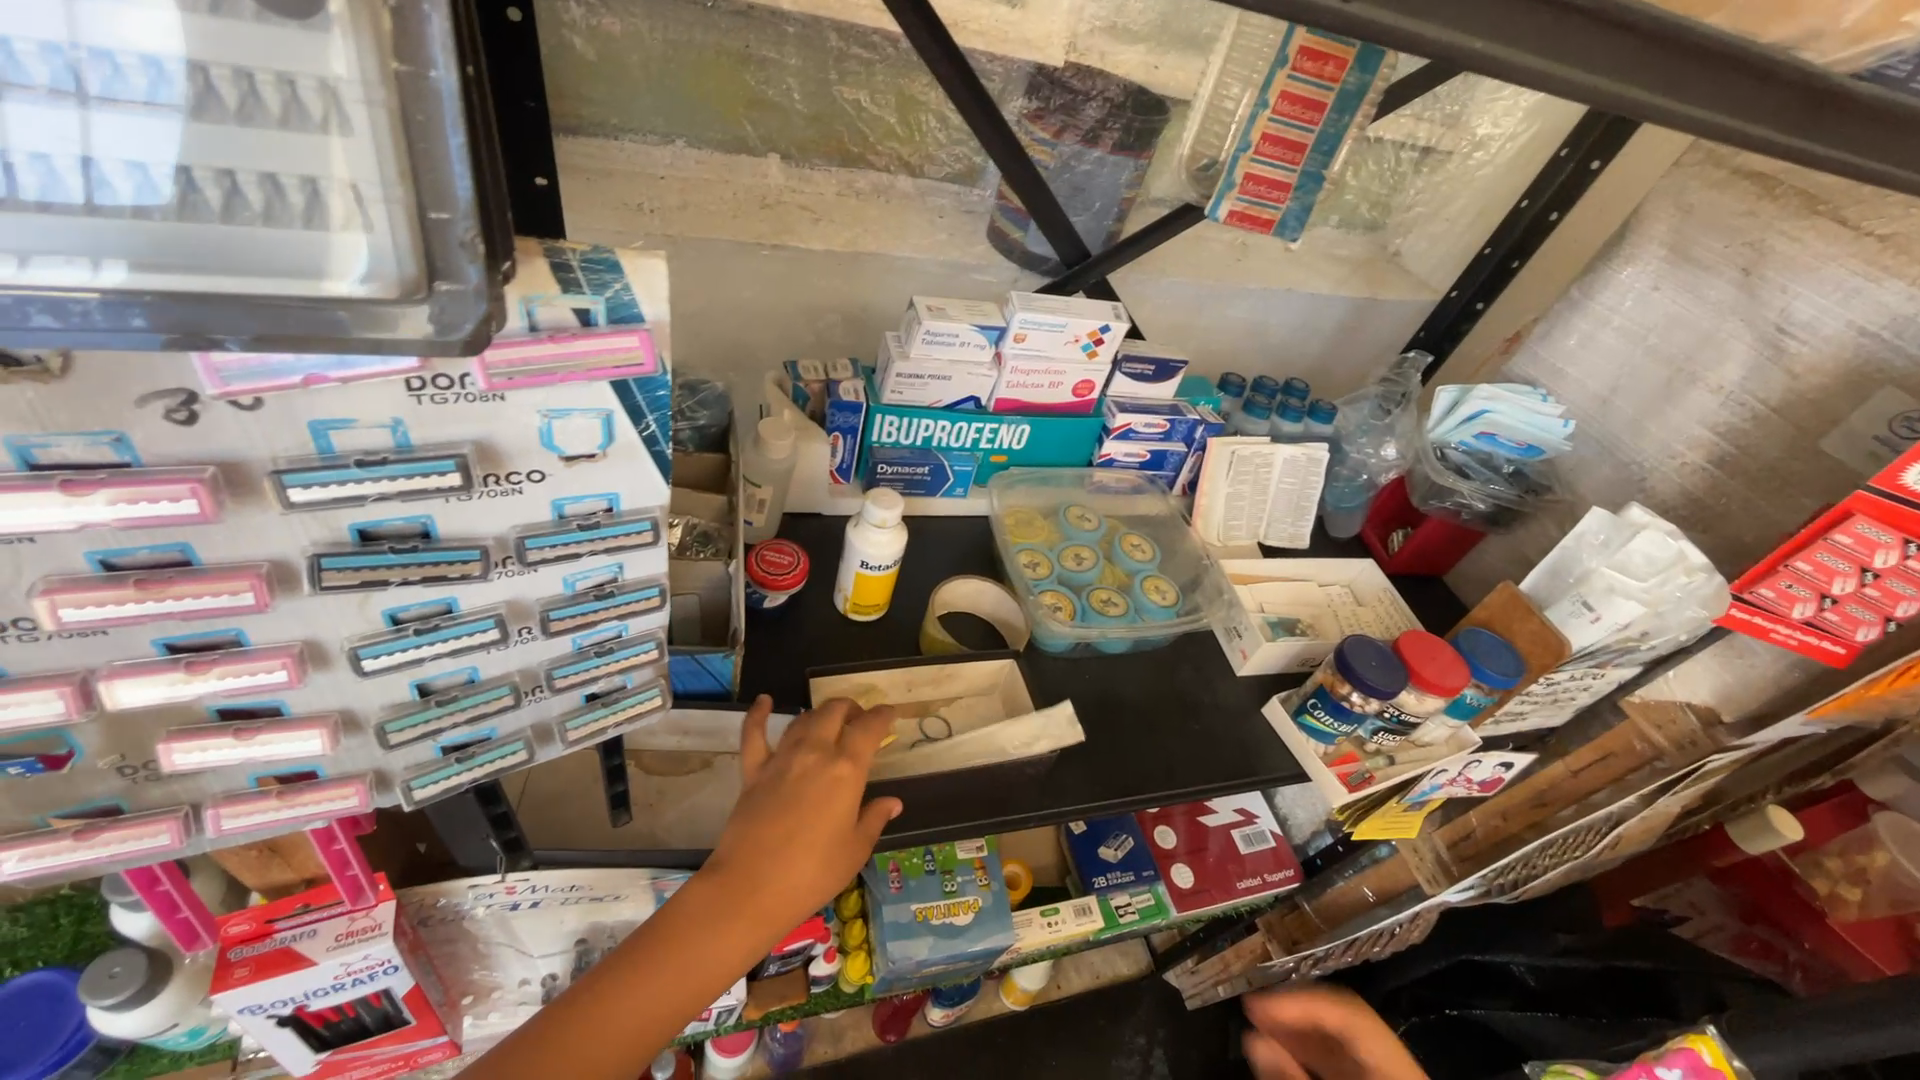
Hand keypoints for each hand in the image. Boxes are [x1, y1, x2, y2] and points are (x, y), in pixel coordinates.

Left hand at [702, 695, 903, 932]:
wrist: (751, 888)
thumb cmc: (813, 873)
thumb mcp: (855, 850)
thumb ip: (874, 819)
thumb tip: (893, 802)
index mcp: (847, 769)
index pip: (869, 728)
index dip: (882, 716)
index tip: (889, 714)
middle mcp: (815, 753)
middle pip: (834, 712)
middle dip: (851, 709)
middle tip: (859, 721)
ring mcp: (781, 759)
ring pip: (802, 719)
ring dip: (819, 714)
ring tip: (829, 721)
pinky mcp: (753, 772)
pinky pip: (754, 734)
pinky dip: (758, 714)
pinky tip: (764, 701)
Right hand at [1243, 986, 1427, 1079]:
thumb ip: (1294, 1077)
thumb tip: (1252, 1037)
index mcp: (1399, 1064)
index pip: (1349, 1012)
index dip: (1299, 1001)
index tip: (1254, 1001)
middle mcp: (1398, 1059)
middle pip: (1345, 1020)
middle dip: (1295, 1010)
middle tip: (1250, 1006)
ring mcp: (1389, 1068)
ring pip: (1342, 1038)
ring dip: (1297, 1028)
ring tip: (1257, 1021)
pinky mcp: (1375, 1077)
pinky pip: (1341, 1058)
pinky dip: (1308, 1050)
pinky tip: (1279, 1046)